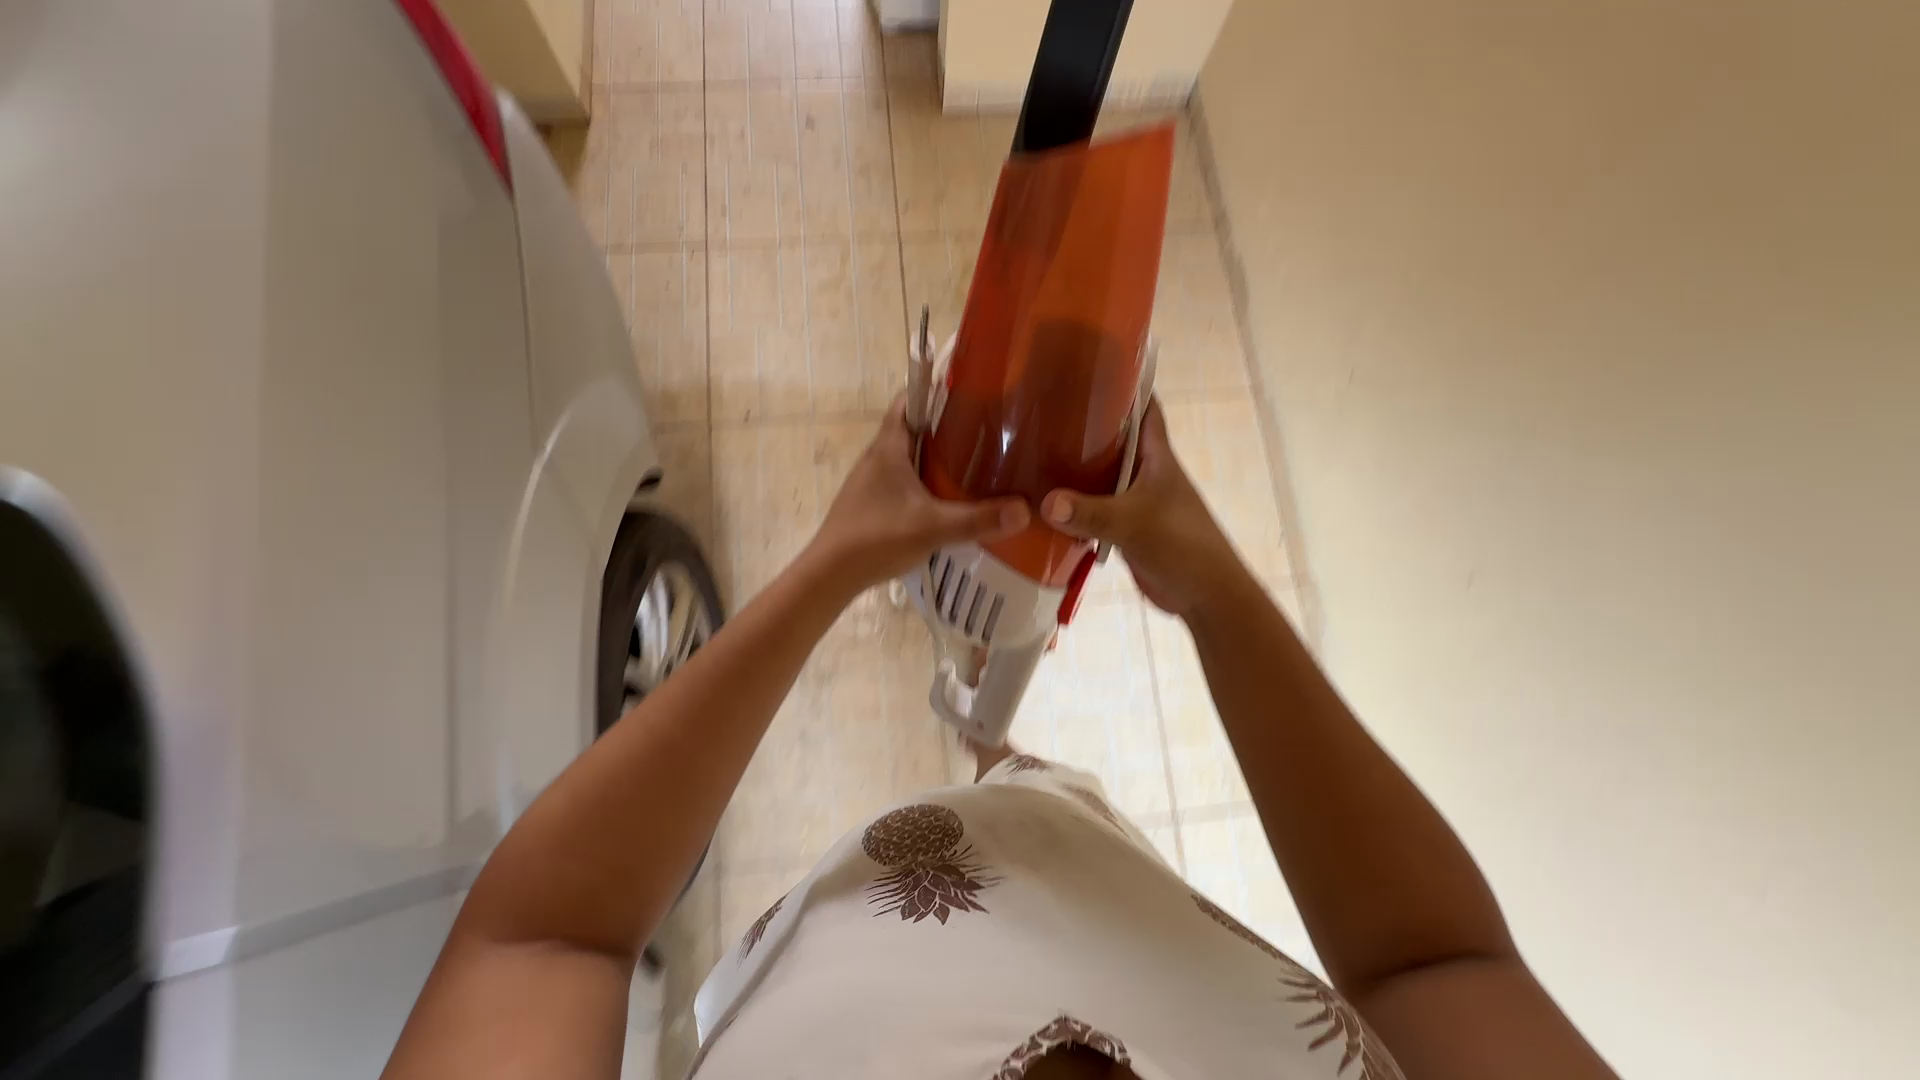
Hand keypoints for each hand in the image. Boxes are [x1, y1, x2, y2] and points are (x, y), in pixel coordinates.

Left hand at [805, 398, 1030, 593]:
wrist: (830, 574)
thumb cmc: (876, 538)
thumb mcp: (933, 527)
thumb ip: (978, 519)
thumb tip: (1025, 511)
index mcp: (888, 447)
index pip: (908, 400)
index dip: (935, 389)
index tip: (969, 390)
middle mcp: (877, 457)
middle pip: (912, 428)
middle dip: (945, 426)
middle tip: (984, 430)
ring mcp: (870, 481)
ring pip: (907, 457)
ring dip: (935, 456)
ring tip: (973, 462)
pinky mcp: (871, 503)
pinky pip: (902, 481)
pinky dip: (924, 482)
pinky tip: (945, 499)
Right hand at [1040, 401, 1252, 617]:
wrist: (1205, 595)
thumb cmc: (1182, 545)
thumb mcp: (1134, 524)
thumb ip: (1090, 513)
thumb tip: (1044, 502)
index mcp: (1157, 457)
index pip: (1143, 409)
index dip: (1122, 385)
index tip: (1086, 368)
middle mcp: (1146, 473)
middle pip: (1114, 440)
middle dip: (1084, 425)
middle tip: (1040, 410)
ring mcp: (1135, 501)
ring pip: (1101, 475)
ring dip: (1075, 466)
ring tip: (1031, 450)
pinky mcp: (1125, 528)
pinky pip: (1095, 507)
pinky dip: (1074, 503)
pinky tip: (1044, 501)